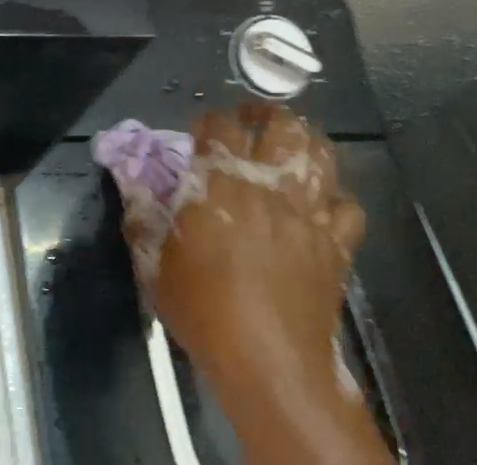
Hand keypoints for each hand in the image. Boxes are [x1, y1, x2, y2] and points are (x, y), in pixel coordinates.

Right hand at [152, 99, 387, 464]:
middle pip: (282, 126)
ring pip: (323, 155)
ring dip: (305, 142)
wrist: (268, 362)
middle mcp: (269, 186)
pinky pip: (348, 206)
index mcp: (219, 182)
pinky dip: (335, 196)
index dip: (209, 120)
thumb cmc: (201, 307)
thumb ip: (140, 212)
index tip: (200, 132)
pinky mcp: (337, 245)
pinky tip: (319, 205)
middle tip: (252, 120)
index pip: (219, 124)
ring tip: (289, 146)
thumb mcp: (152, 261)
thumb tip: (128, 176)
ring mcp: (310, 214)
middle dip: (266, 114)